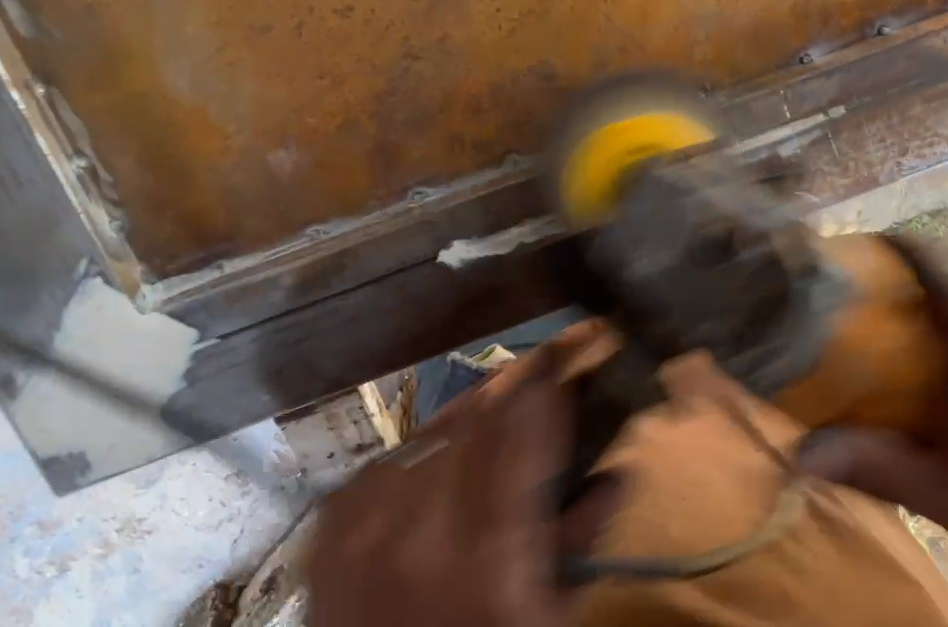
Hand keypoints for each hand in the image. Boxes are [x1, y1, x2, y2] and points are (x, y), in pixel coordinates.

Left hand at [308, 348, 617, 626]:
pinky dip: (419, 450)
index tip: (566, 348)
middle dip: (512, 389)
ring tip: (490, 419)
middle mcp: (422, 529)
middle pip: (476, 414)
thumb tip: (618, 470)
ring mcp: (366, 523)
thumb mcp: (548, 614)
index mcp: (491, 557)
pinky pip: (388, 456)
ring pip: (431, 428)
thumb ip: (582, 535)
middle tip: (537, 372)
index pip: (523, 424)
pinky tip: (435, 467)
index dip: (548, 374)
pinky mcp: (329, 525)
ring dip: (467, 417)